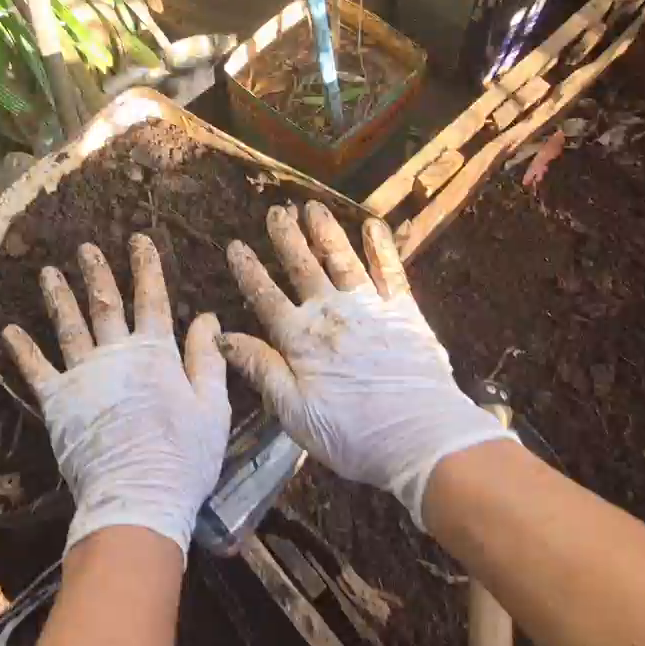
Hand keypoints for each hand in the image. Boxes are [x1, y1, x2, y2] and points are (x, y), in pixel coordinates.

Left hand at [2, 234, 229, 557]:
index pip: (152, 299)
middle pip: (105, 304)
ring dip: (59, 297)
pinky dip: (23, 349)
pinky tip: (10, 330)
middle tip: (85, 247)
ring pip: (70, 326)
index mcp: (155, 354)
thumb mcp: (211, 407)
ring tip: (47, 271)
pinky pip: (36, 369)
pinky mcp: (57, 401)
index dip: (146, 267)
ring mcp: (83, 375)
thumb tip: (207, 317)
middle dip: (96, 273)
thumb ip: (207, 359)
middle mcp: (116, 354)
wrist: (138, 498)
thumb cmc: (184, 457)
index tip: (138, 240)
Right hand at [219, 202, 512, 526]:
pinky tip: (373, 226)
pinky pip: (390, 272)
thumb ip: (261, 368)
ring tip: (313, 207)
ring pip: (341, 260)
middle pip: (303, 267)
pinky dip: (380, 247)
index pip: (265, 296)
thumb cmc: (352, 434)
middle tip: (276, 210)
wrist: (421, 438)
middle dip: (287, 238)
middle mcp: (331, 313)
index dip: (249, 270)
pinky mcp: (404, 312)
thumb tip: (222, 335)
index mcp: (300, 338)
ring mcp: (369, 307)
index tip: (236, 245)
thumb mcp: (295, 411)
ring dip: (326, 232)